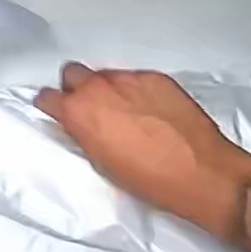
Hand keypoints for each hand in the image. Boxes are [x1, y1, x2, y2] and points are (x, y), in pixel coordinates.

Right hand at [35, 63, 250, 240]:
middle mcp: (99, 88)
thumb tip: (79, 124)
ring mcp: (129, 79)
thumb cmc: (148, 179)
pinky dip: (136, 90)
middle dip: (75, 87)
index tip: (56, 112)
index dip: (50, 105)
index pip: (47, 96)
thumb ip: (83, 134)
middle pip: (72, 72)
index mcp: (79, 111)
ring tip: (124, 110)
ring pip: (106, 74)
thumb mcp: (101, 163)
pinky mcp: (156, 77)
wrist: (204, 173)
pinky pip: (135, 78)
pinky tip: (150, 110)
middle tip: (89, 107)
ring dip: (107, 88)